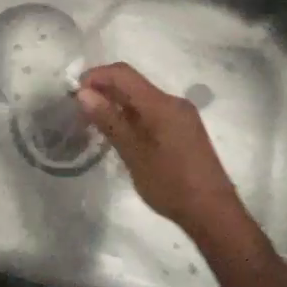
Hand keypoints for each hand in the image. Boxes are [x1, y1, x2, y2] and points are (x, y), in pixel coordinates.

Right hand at [77, 63, 242, 232]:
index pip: (123, 74)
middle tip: (80, 112)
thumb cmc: (171, 184)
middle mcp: (173, 102)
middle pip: (132, 84)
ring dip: (117, 105)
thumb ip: (109, 121)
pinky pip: (152, 112)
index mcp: (162, 104)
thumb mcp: (134, 154)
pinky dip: (132, 117)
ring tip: (95, 126)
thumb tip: (83, 93)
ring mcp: (181, 116)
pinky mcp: (184, 130)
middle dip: (104, 91)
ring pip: (142, 99)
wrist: (213, 213)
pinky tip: (120, 136)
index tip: (73, 95)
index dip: (95, 76)